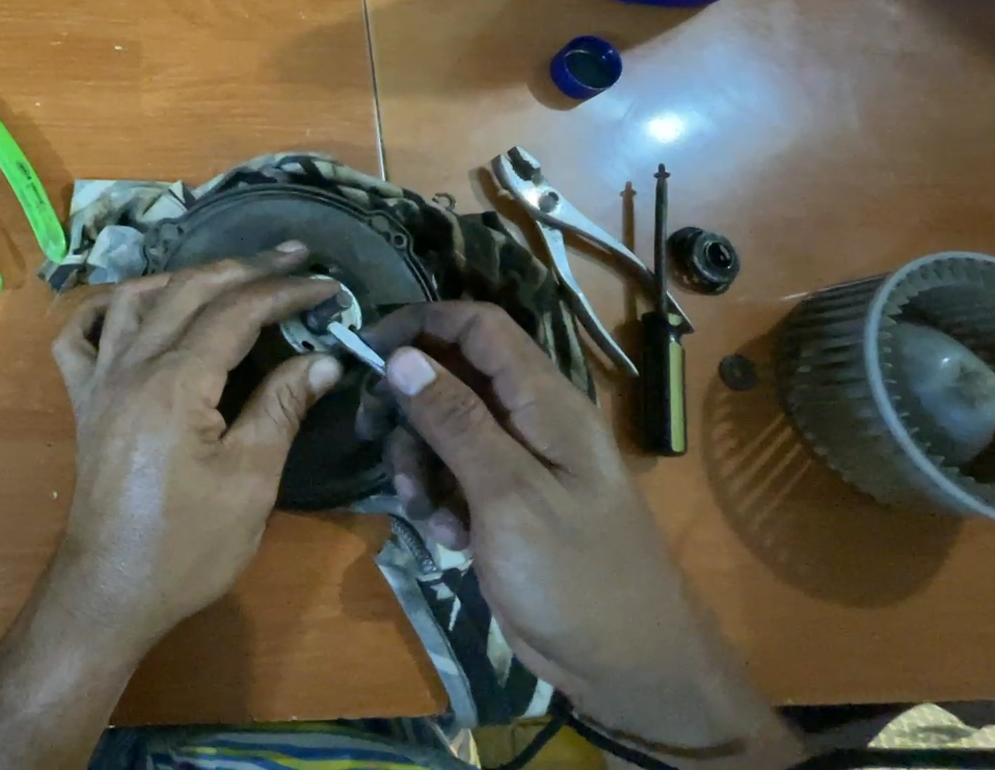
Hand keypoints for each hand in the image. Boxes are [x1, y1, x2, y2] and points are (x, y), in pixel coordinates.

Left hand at [45, 243, 343, 655]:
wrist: (111, 591)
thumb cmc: (187, 546)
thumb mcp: (250, 481)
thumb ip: (281, 407)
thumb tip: (323, 357)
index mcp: (175, 382)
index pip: (236, 313)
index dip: (284, 293)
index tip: (327, 286)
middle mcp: (130, 365)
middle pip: (189, 292)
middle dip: (245, 268)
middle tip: (293, 256)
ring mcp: (99, 380)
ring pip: (133, 300)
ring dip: (181, 277)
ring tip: (225, 275)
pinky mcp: (83, 401)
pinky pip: (77, 338)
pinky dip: (102, 312)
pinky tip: (128, 309)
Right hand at [358, 303, 797, 765]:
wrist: (628, 671)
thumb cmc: (576, 576)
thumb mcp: (507, 495)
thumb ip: (455, 421)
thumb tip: (399, 356)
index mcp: (544, 401)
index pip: (477, 326)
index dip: (419, 323)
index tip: (366, 349)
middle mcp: (528, 419)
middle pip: (449, 374)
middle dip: (406, 402)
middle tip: (373, 433)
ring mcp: (515, 460)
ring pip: (441, 426)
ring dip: (415, 459)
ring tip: (420, 506)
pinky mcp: (501, 498)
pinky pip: (449, 471)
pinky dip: (435, 495)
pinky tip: (446, 535)